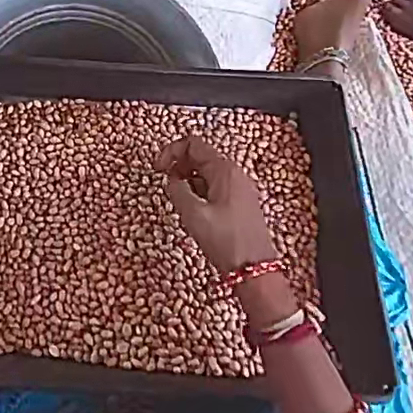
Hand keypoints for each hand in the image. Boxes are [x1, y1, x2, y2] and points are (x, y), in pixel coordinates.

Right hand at [154, 134, 278, 272]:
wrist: (254, 269)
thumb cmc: (226, 241)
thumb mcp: (193, 214)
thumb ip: (177, 191)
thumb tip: (171, 180)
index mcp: (224, 170)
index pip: (193, 144)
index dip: (171, 152)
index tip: (158, 168)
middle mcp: (234, 174)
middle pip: (200, 157)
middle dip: (178, 167)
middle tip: (166, 185)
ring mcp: (239, 189)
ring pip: (206, 174)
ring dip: (188, 182)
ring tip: (180, 203)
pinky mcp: (239, 204)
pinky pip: (214, 188)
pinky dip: (199, 193)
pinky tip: (194, 212)